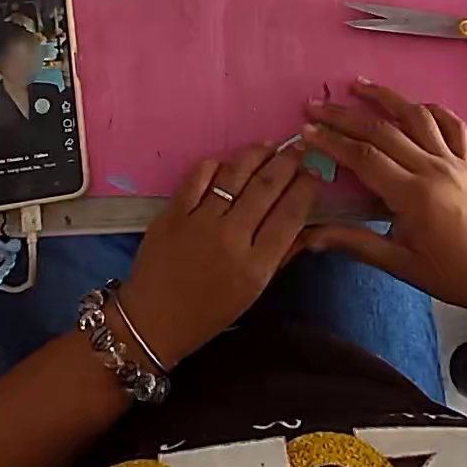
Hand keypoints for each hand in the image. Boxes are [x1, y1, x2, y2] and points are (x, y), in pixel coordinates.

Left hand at [116, 142, 318, 367]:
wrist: (152, 320)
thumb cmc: (209, 312)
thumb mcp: (255, 290)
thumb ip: (283, 254)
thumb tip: (310, 224)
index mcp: (256, 265)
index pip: (291, 214)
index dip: (306, 188)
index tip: (313, 174)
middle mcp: (231, 238)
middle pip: (267, 186)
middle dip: (289, 162)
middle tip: (299, 148)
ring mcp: (199, 222)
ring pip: (236, 174)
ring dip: (258, 154)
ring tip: (272, 146)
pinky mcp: (172, 213)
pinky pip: (199, 176)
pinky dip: (217, 164)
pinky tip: (229, 162)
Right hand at [300, 82, 466, 358]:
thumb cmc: (455, 275)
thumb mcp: (401, 264)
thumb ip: (356, 243)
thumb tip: (310, 237)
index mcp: (414, 194)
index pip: (364, 157)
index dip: (332, 141)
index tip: (306, 131)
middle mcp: (433, 168)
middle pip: (383, 130)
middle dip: (345, 115)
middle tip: (315, 106)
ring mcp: (453, 161)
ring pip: (417, 117)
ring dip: (386, 97)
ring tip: (358, 85)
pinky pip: (452, 126)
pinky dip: (432, 110)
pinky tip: (415, 106)